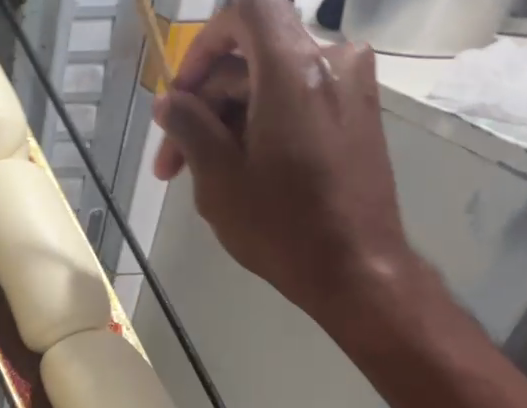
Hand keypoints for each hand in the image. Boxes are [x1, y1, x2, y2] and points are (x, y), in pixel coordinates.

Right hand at [152, 0, 416, 320]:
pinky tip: (241, 171)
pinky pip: (297, 99)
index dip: (204, 43)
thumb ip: (190, 128)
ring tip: (201, 176)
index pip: (246, 9)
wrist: (353, 263)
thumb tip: (169, 101)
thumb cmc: (279, 224)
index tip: (181, 93)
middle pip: (252, 56)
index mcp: (292, 70)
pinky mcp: (356, 112)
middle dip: (204, 103)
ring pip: (271, 81)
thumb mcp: (218, 178)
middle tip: (170, 165)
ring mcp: (349, 85)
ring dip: (228, 119)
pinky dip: (261, 123)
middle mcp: (329, 61)